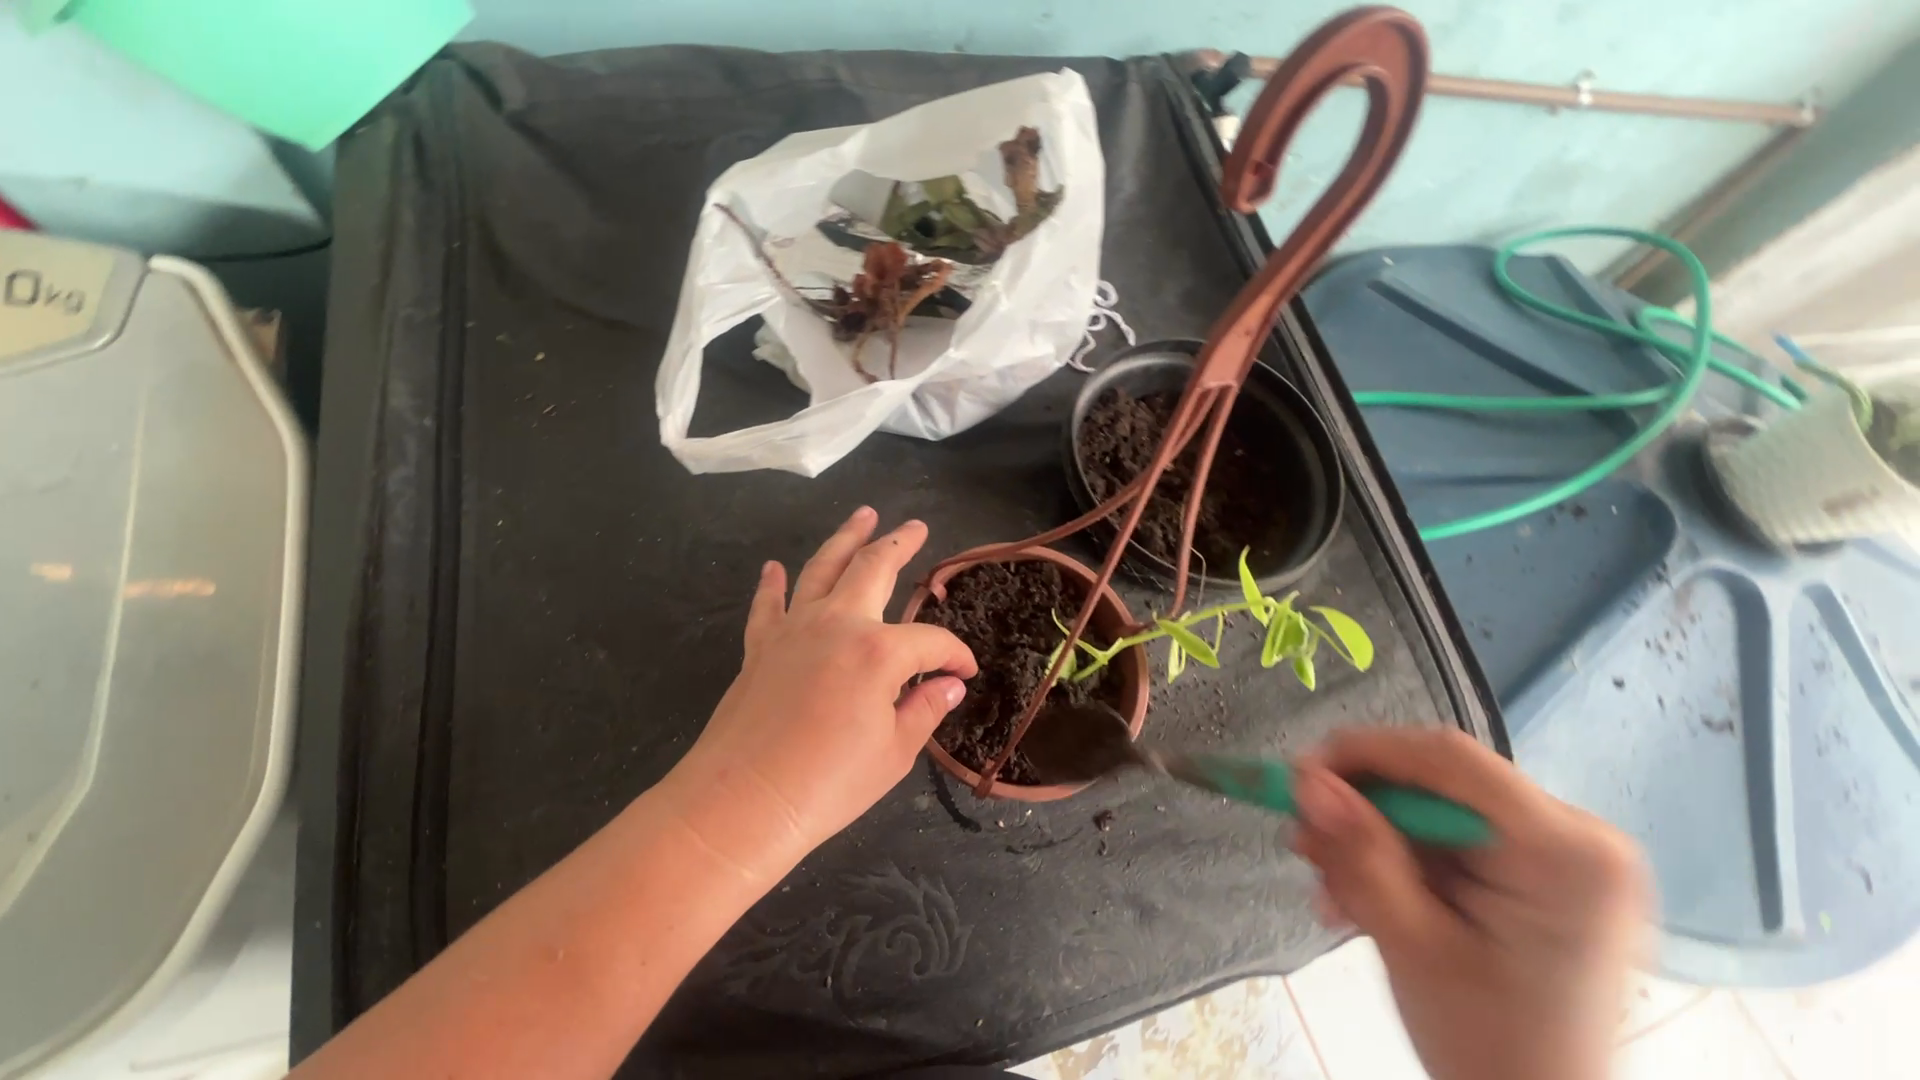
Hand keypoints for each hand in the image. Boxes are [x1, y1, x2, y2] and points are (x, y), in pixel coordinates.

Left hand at [660, 508, 976, 882]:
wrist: (743, 802)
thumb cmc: (829, 783)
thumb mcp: (894, 753)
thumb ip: (925, 710)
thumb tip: (950, 685)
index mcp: (879, 651)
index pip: (931, 642)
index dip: (955, 656)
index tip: (966, 672)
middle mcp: (837, 624)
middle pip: (873, 569)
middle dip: (899, 543)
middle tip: (915, 526)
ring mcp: (794, 630)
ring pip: (821, 569)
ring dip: (844, 538)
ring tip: (862, 515)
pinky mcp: (760, 647)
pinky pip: (768, 605)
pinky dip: (772, 584)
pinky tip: (774, 567)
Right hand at [1291, 728, 1649, 1079]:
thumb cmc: (1488, 1047)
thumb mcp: (1411, 945)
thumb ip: (1360, 853)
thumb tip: (1306, 780)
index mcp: (1567, 852)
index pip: (1448, 758)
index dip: (1363, 753)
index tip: (1297, 778)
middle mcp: (1579, 838)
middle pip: (1440, 787)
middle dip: (1362, 815)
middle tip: (1302, 846)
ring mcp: (1567, 859)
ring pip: (1436, 816)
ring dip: (1372, 846)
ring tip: (1330, 895)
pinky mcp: (1547, 880)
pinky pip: (1455, 846)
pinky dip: (1402, 866)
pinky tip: (1364, 901)